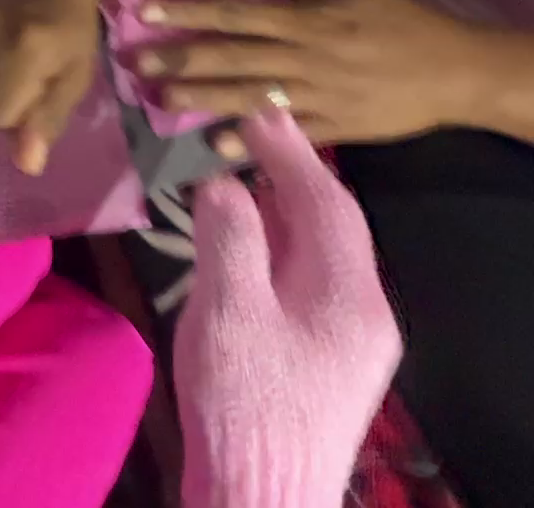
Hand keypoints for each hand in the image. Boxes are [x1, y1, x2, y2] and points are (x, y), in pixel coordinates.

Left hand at [135, 0, 495, 142]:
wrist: (465, 71)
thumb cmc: (393, 21)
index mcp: (308, 20)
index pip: (236, 14)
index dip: (188, 12)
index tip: (143, 12)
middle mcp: (308, 57)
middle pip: (237, 56)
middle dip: (183, 59)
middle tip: (136, 63)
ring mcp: (322, 94)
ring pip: (254, 94)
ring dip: (206, 97)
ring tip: (163, 99)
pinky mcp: (338, 126)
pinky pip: (290, 133)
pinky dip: (255, 138)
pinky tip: (220, 144)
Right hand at [174, 106, 400, 507]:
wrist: (261, 479)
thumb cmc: (243, 393)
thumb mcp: (227, 311)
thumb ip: (229, 241)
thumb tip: (221, 180)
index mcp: (347, 295)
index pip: (326, 205)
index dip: (291, 153)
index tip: (257, 110)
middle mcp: (358, 305)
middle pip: (329, 221)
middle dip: (291, 168)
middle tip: (247, 122)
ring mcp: (341, 327)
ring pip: (315, 243)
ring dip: (279, 196)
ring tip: (240, 159)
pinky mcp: (315, 342)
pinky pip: (299, 265)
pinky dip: (271, 229)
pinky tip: (243, 222)